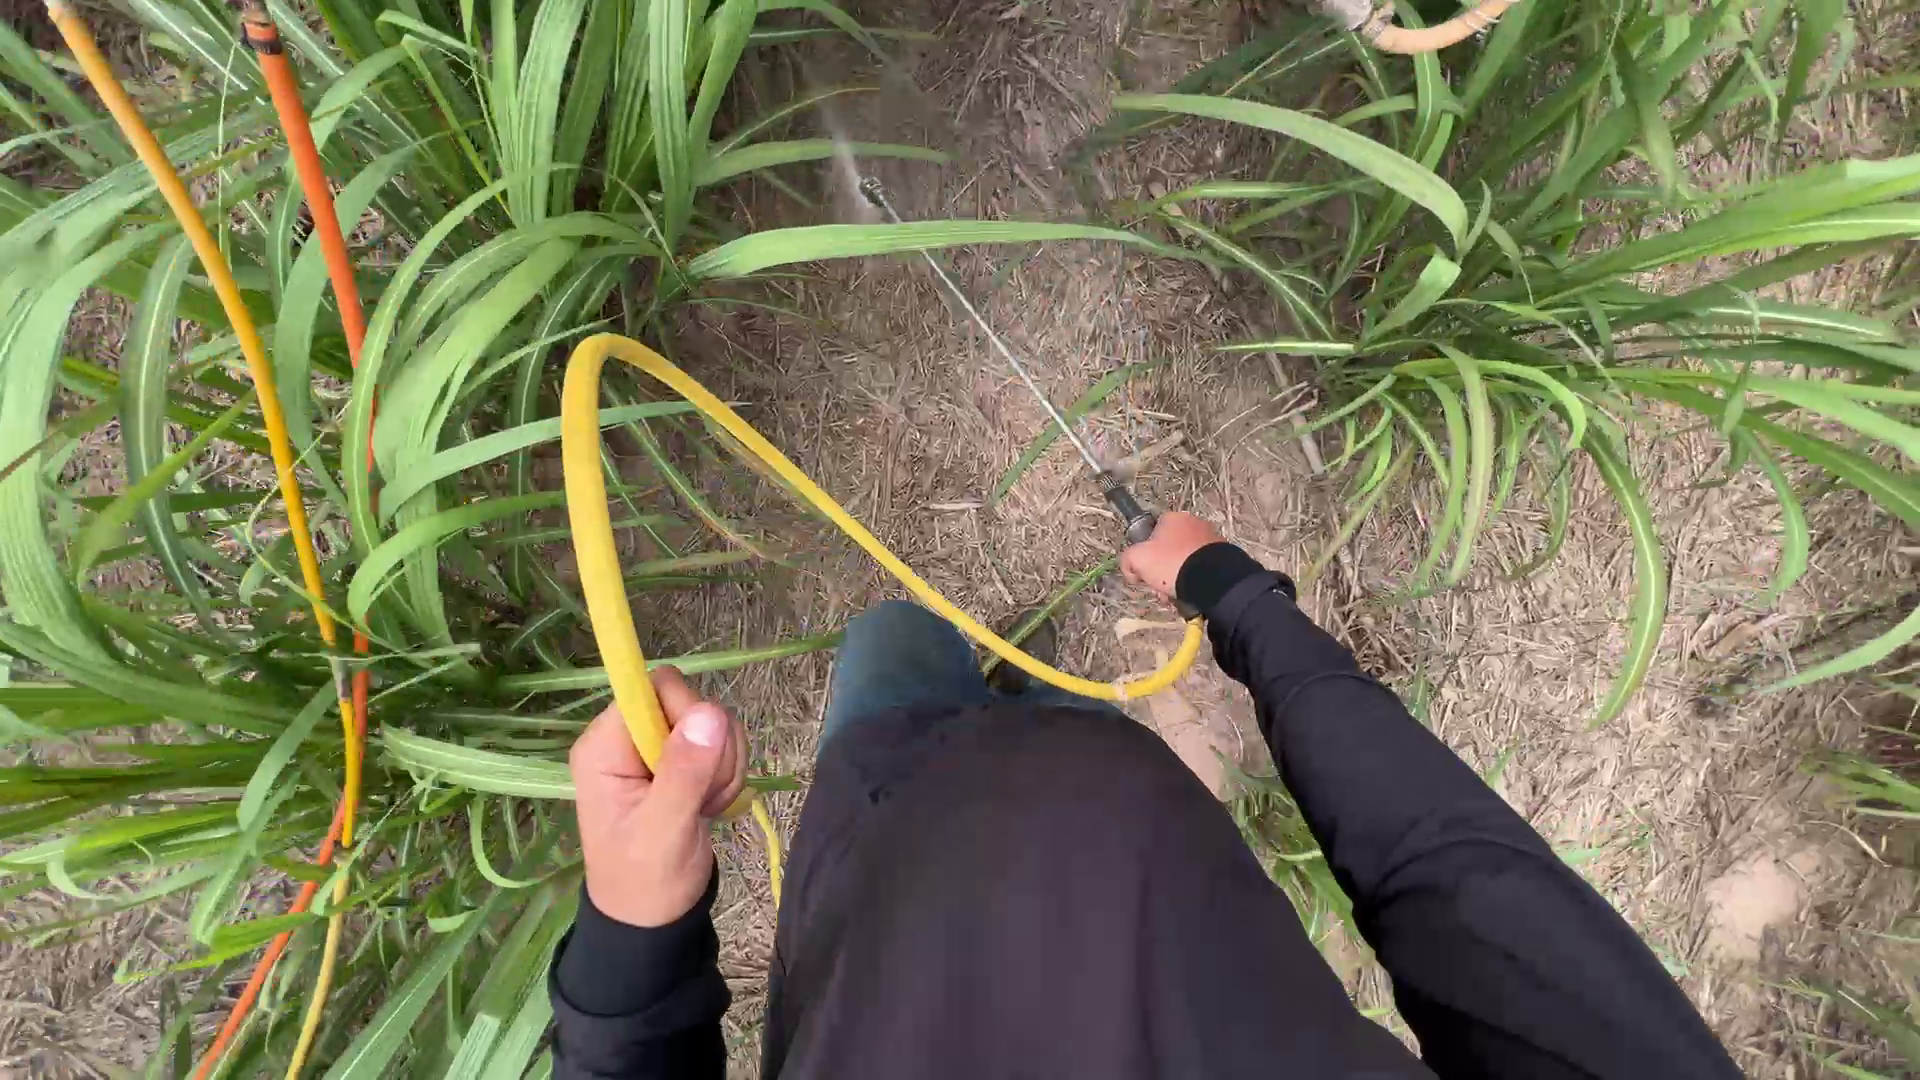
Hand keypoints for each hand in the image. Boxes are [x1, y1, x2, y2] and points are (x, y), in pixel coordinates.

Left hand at [570, 666, 747, 926]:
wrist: (656, 917)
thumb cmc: (646, 880)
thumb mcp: (663, 831)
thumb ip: (684, 772)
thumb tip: (710, 712)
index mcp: (606, 744)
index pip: (656, 687)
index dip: (686, 714)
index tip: (695, 759)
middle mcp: (630, 735)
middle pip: (692, 700)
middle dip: (712, 746)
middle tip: (703, 794)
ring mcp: (657, 745)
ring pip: (714, 720)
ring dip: (724, 762)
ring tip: (705, 804)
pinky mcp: (682, 756)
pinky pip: (723, 739)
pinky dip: (729, 770)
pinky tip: (712, 802)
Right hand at [1121, 511, 1222, 603]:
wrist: (1212, 579)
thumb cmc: (1171, 563)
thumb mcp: (1136, 559)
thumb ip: (1127, 560)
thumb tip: (1132, 571)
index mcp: (1172, 518)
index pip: (1151, 532)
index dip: (1144, 553)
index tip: (1144, 570)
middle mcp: (1193, 523)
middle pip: (1168, 550)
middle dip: (1161, 570)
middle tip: (1158, 587)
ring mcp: (1211, 539)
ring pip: (1184, 561)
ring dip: (1176, 578)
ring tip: (1174, 595)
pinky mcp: (1224, 556)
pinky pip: (1201, 569)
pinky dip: (1194, 580)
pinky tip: (1190, 593)